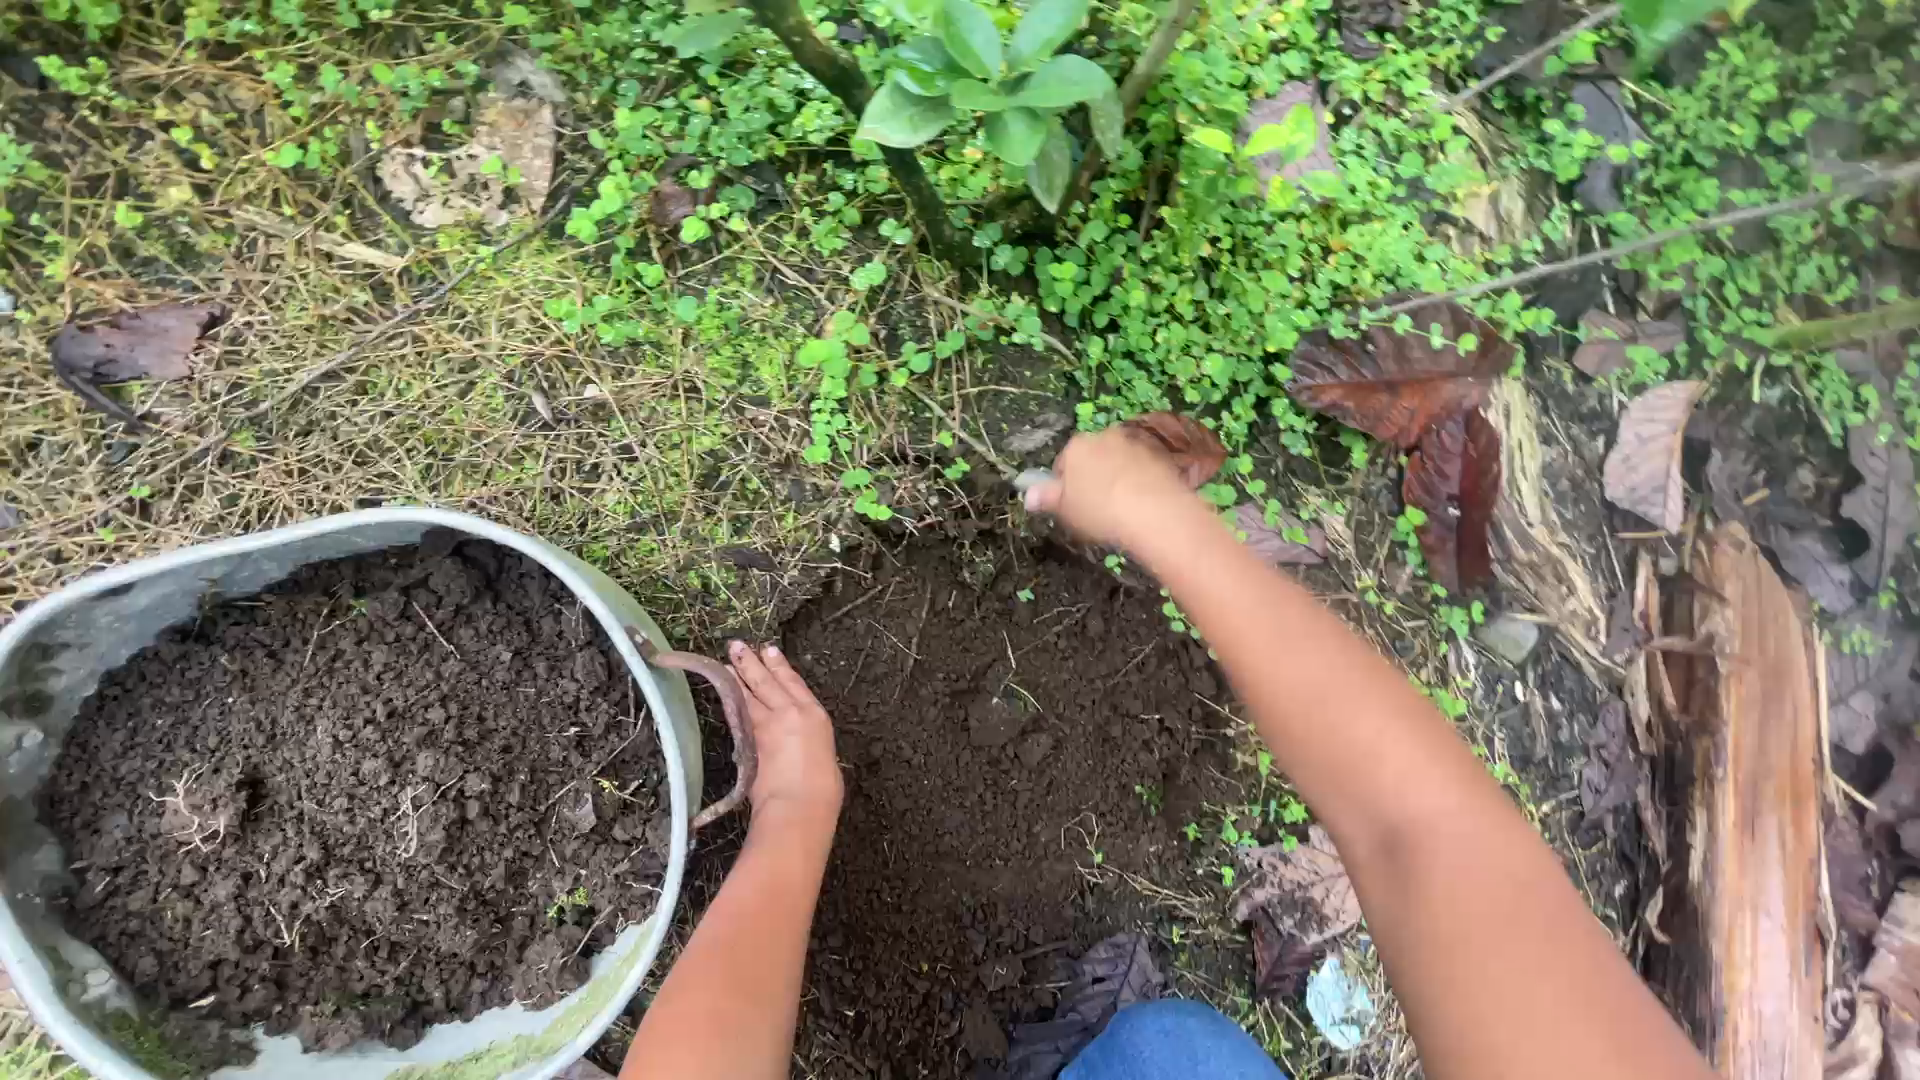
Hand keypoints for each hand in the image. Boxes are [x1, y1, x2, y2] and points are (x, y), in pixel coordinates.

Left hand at [727, 641, 842, 826]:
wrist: (801, 804)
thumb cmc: (821, 790)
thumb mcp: (822, 758)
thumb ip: (807, 745)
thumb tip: (795, 748)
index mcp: (816, 716)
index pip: (794, 683)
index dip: (780, 666)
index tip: (770, 651)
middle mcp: (793, 712)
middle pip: (769, 682)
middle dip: (753, 662)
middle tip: (738, 646)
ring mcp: (769, 723)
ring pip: (750, 694)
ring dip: (738, 677)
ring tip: (727, 662)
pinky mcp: (750, 738)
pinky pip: (739, 713)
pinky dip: (732, 700)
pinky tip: (726, 692)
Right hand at [1021, 426, 1200, 549]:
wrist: (1155, 512)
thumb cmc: (1100, 510)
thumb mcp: (1066, 510)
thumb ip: (1047, 498)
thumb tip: (1029, 495)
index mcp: (1076, 446)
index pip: (1063, 463)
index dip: (1065, 486)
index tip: (1072, 506)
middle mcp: (1105, 436)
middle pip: (1092, 457)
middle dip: (1092, 477)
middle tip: (1097, 508)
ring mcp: (1135, 443)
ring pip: (1119, 461)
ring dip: (1118, 477)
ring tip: (1122, 508)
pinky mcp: (1160, 455)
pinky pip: (1142, 468)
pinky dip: (1140, 481)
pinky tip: (1142, 504)